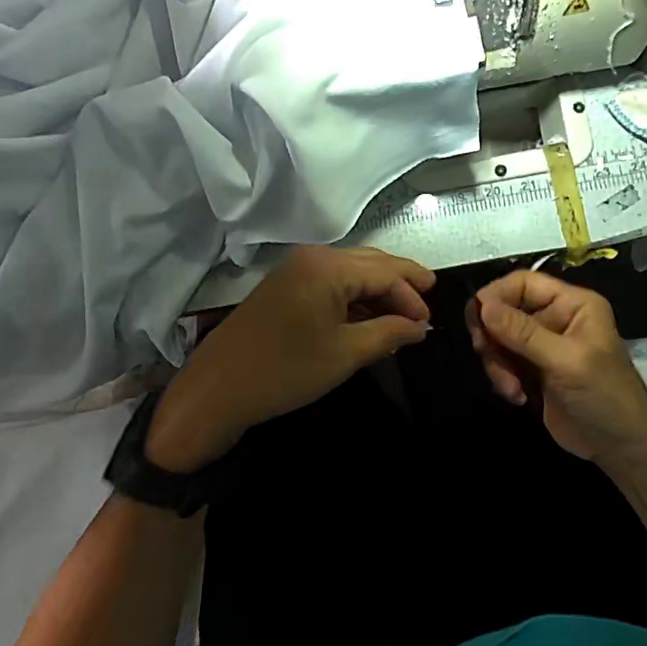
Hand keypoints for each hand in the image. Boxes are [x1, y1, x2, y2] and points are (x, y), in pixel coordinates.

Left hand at [146, 246, 435, 472]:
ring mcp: (295, 268)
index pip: (387, 271)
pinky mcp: (285, 284)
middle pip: (371, 263)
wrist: (217, 389)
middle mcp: (313, 256)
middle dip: (400, 286)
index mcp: (329, 267)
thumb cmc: (286, 371)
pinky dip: (355, 297)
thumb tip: (420, 327)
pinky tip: (368, 318)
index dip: (413, 295)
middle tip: (425, 309)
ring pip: (351, 271)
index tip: (429, 324)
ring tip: (402, 317)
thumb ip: (390, 333)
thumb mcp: (346, 354)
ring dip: (378, 292)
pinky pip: (331, 281)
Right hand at [465, 270, 646, 465]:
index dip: (496, 295)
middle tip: (486, 355)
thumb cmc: (604, 396)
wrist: (620, 447)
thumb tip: (482, 304)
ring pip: (498, 338)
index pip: (523, 283)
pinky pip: (502, 362)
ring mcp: (542, 345)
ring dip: (497, 364)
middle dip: (493, 336)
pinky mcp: (533, 371)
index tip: (477, 319)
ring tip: (512, 389)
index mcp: (572, 303)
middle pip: (504, 310)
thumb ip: (523, 333)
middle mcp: (555, 317)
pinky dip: (502, 379)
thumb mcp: (566, 361)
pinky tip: (518, 397)